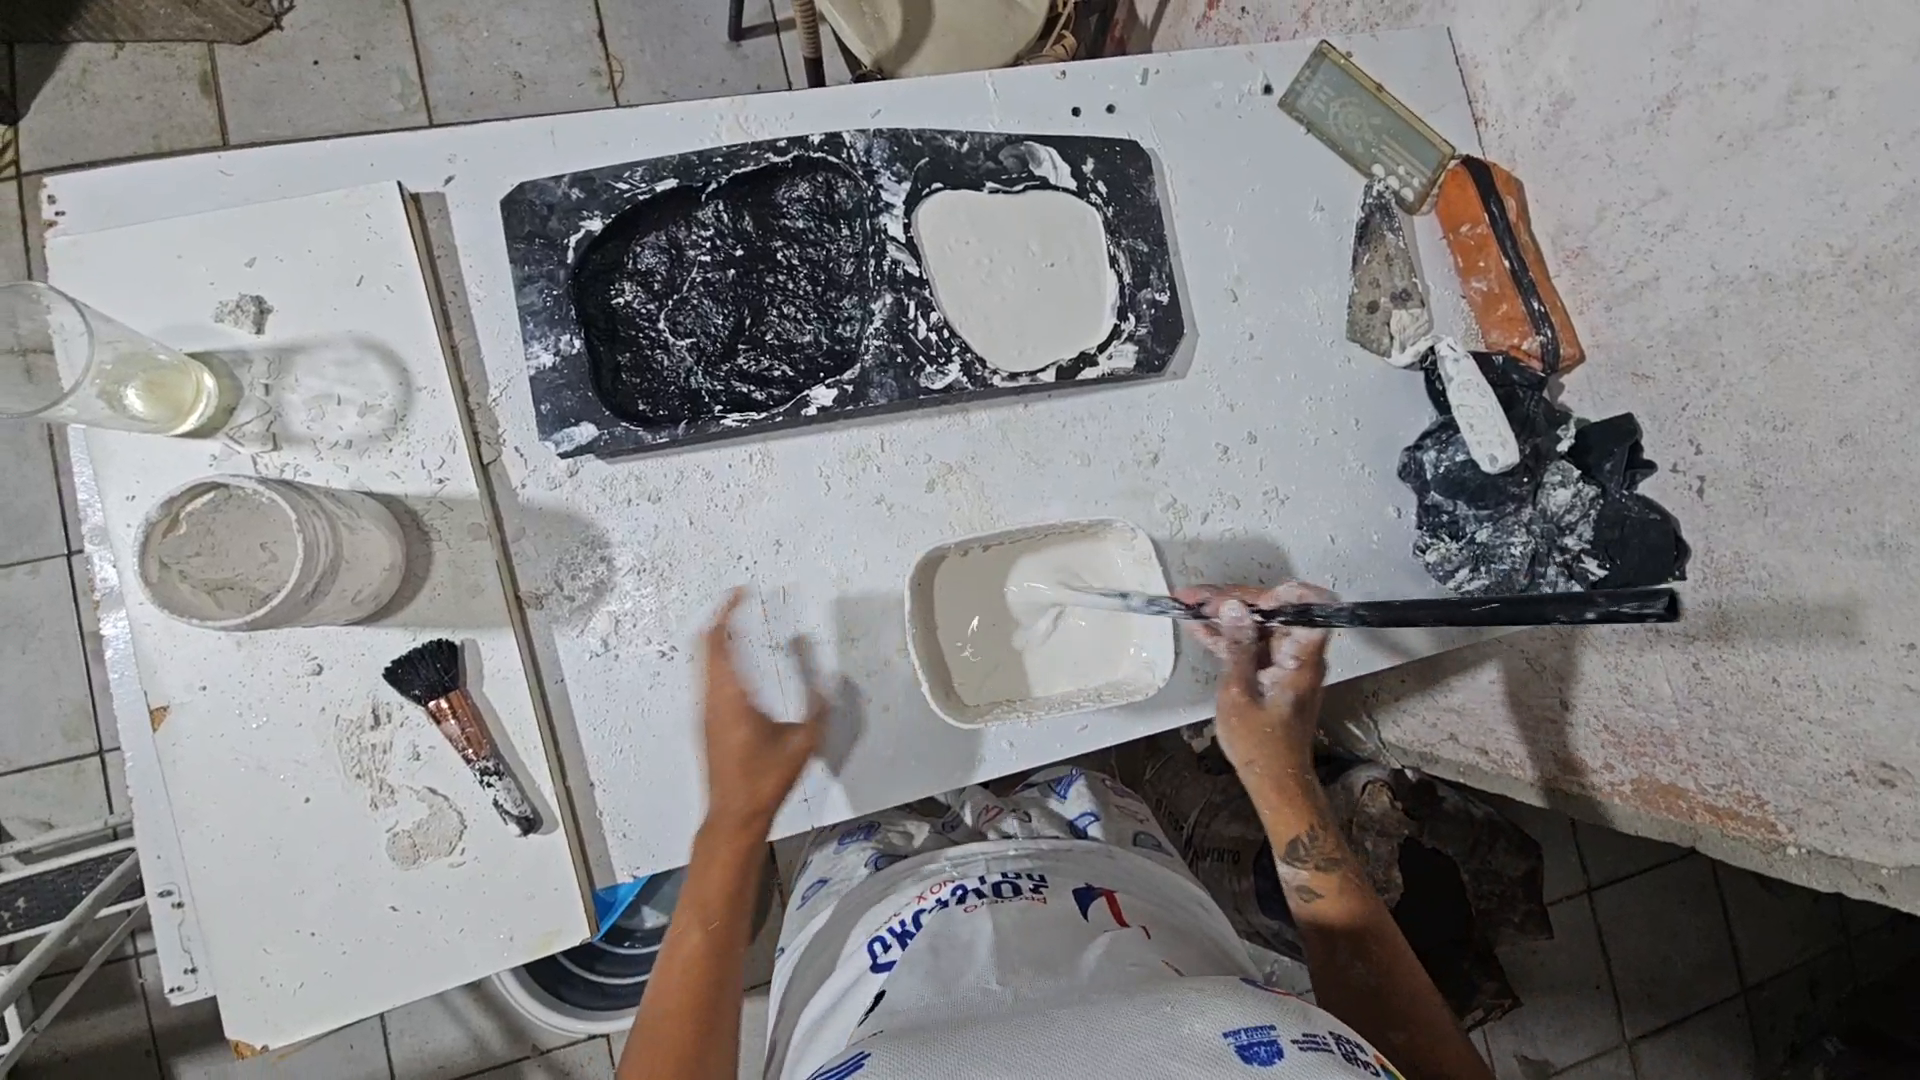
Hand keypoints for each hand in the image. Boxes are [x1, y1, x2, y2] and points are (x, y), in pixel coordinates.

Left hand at [699, 589, 824, 836]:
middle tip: (738, 599)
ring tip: (737, 621)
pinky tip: (734, 660)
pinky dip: (716, 656)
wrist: (734, 814)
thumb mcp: (805, 740)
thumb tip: (828, 672)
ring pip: (701, 661)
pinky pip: (705, 676)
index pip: (721, 641)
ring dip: (716, 637)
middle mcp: (712, 698)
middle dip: (719, 617)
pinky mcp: (704, 721)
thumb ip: (819, 703)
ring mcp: (704, 710)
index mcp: (733, 697)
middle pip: (705, 645)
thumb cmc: (768, 779)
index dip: (728, 611)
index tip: (741, 592)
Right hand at [1172, 582, 1335, 785]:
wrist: (1273, 777)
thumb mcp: (1239, 692)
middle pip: (1272, 610)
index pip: (1310, 606)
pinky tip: (1196, 626)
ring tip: (1186, 603)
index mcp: (1301, 656)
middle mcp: (1298, 652)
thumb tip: (1233, 606)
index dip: (1281, 592)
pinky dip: (1225, 635)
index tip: (1243, 595)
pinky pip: (1249, 643)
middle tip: (1193, 596)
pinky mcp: (1270, 670)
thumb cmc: (1259, 742)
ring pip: (1255, 624)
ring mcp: (1284, 660)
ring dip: (1222, 614)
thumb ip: (1237, 647)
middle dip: (1233, 598)